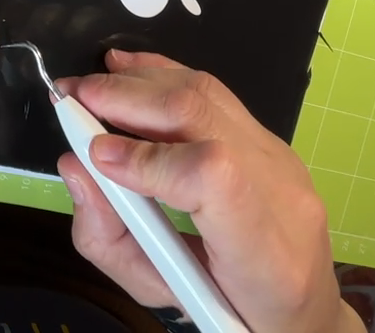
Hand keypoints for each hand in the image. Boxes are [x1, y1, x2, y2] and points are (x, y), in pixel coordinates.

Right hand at [57, 51, 360, 332]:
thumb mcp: (158, 293)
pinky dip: (160, 71)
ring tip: (89, 86)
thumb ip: (107, 236)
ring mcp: (278, 155)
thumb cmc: (229, 312)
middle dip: (125, 100)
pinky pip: (210, 89)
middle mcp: (279, 190)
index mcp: (262, 252)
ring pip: (203, 92)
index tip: (95, 155)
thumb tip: (75, 166)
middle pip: (200, 115)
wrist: (302, 308)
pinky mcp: (266, 136)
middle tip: (71, 98)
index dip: (146, 156)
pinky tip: (124, 67)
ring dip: (137, 81)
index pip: (210, 175)